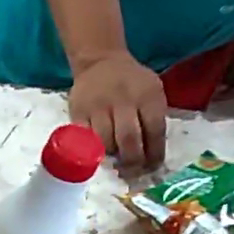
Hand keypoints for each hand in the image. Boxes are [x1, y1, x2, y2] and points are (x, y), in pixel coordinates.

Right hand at [69, 51, 166, 170]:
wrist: (100, 62)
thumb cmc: (131, 82)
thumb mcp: (151, 91)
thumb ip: (153, 119)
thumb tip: (151, 156)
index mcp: (147, 95)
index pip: (155, 131)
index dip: (154, 154)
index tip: (152, 167)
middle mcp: (123, 100)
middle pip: (129, 140)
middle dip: (132, 161)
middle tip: (132, 172)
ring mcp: (98, 106)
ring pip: (105, 143)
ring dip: (112, 157)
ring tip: (115, 160)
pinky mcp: (79, 113)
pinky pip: (86, 140)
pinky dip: (93, 150)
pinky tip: (98, 152)